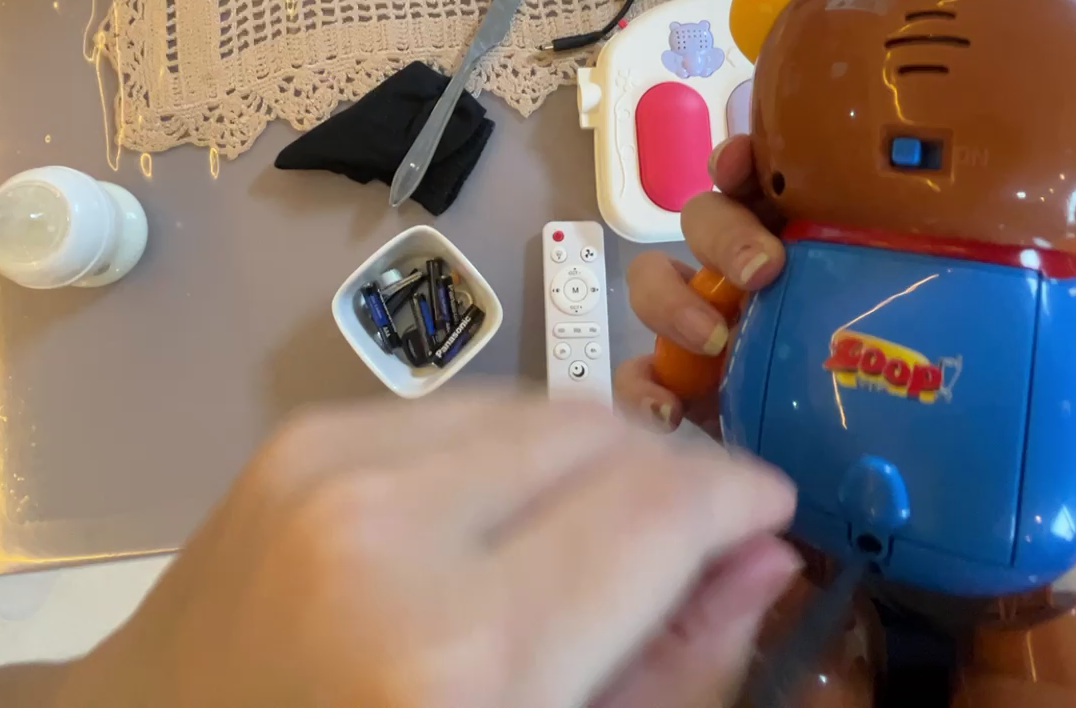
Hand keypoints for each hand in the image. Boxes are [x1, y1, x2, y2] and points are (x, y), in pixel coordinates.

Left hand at [62, 393, 799, 707]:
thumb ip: (667, 670)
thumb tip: (762, 557)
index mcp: (454, 656)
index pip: (650, 512)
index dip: (733, 493)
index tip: (770, 503)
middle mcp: (392, 522)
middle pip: (593, 432)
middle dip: (668, 463)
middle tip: (694, 516)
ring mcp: (333, 457)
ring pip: (531, 404)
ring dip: (592, 449)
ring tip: (603, 511)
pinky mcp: (305, 432)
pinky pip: (459, 411)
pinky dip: (512, 445)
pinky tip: (506, 502)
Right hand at [616, 134, 1075, 433]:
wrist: (931, 542)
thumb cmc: (975, 427)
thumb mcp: (1045, 360)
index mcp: (830, 247)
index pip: (771, 175)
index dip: (748, 150)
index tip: (752, 156)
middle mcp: (765, 281)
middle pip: (705, 217)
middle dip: (718, 227)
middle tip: (765, 270)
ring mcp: (722, 339)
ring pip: (658, 281)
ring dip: (670, 297)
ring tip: (717, 338)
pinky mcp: (696, 403)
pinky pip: (641, 379)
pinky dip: (641, 387)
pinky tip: (671, 412)